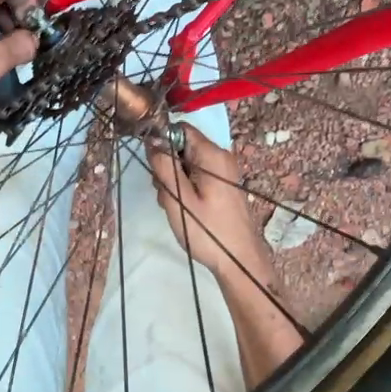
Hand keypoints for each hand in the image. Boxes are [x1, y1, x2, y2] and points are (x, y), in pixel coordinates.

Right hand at [146, 131, 273, 282]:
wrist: (239, 262)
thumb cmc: (208, 231)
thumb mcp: (179, 199)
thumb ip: (164, 166)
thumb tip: (151, 140)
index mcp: (212, 155)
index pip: (181, 129)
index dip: (162, 141)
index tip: (152, 163)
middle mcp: (220, 157)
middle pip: (183, 146)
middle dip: (167, 164)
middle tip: (163, 191)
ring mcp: (223, 172)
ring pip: (187, 162)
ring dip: (174, 178)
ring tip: (172, 203)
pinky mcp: (222, 186)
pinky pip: (196, 175)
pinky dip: (185, 186)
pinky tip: (183, 207)